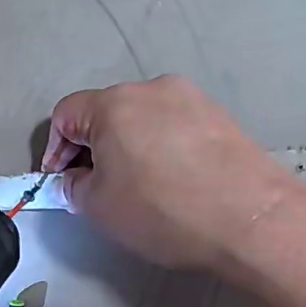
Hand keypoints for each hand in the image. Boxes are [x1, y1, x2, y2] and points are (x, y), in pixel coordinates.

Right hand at [43, 75, 302, 271]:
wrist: (250, 217)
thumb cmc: (164, 211)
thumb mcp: (101, 208)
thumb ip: (76, 188)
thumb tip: (76, 180)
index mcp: (114, 103)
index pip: (66, 114)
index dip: (55, 150)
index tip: (60, 181)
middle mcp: (153, 89)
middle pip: (109, 114)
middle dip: (96, 149)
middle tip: (100, 189)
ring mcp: (193, 99)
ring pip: (147, 121)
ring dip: (133, 149)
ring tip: (144, 189)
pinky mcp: (222, 117)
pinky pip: (179, 129)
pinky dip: (167, 151)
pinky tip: (179, 184)